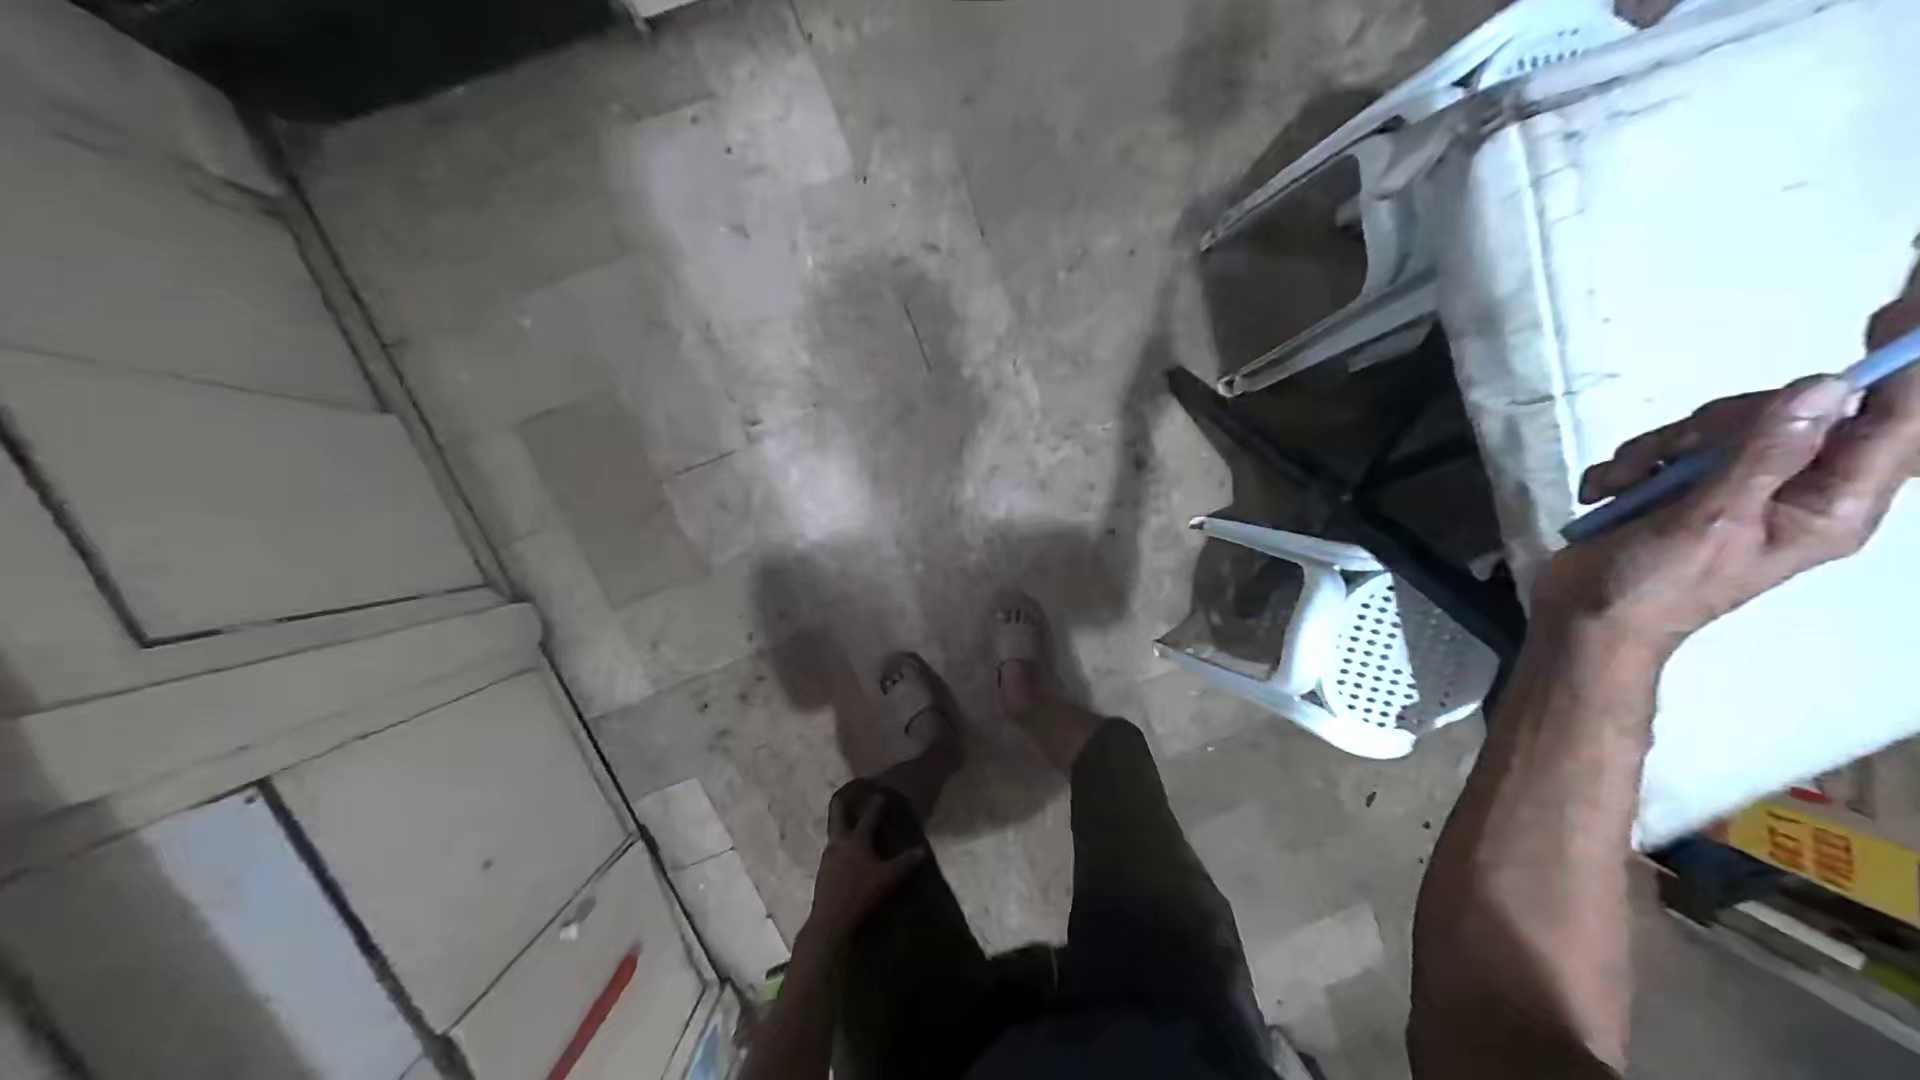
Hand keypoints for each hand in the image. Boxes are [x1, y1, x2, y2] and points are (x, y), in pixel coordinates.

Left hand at [804, 796, 924, 945]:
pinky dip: (839, 845)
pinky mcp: (823, 872)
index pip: (869, 816)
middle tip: (845, 794)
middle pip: (838, 815)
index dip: (876, 804)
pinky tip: (844, 854)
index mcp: (856, 840)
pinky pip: (832, 850)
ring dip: (841, 826)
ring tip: (849, 825)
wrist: (831, 920)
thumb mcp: (888, 878)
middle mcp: (839, 843)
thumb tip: (922, 850)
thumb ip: (906, 863)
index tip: (880, 794)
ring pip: (834, 834)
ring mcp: (828, 857)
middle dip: (842, 804)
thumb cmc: (861, 894)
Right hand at [1537, 296, 1919, 652]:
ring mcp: (1730, 486)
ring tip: (1622, 489)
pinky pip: (1660, 449)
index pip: (1896, 419)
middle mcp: (1791, 487)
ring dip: (1655, 451)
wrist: (1583, 620)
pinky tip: (1604, 495)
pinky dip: (1624, 467)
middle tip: (1668, 458)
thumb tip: (1825, 386)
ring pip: (1713, 427)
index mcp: (1828, 504)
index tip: (1902, 305)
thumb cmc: (1657, 586)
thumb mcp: (1710, 522)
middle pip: (1785, 413)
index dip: (1904, 363)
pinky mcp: (1677, 488)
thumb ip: (1763, 456)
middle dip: (1716, 426)